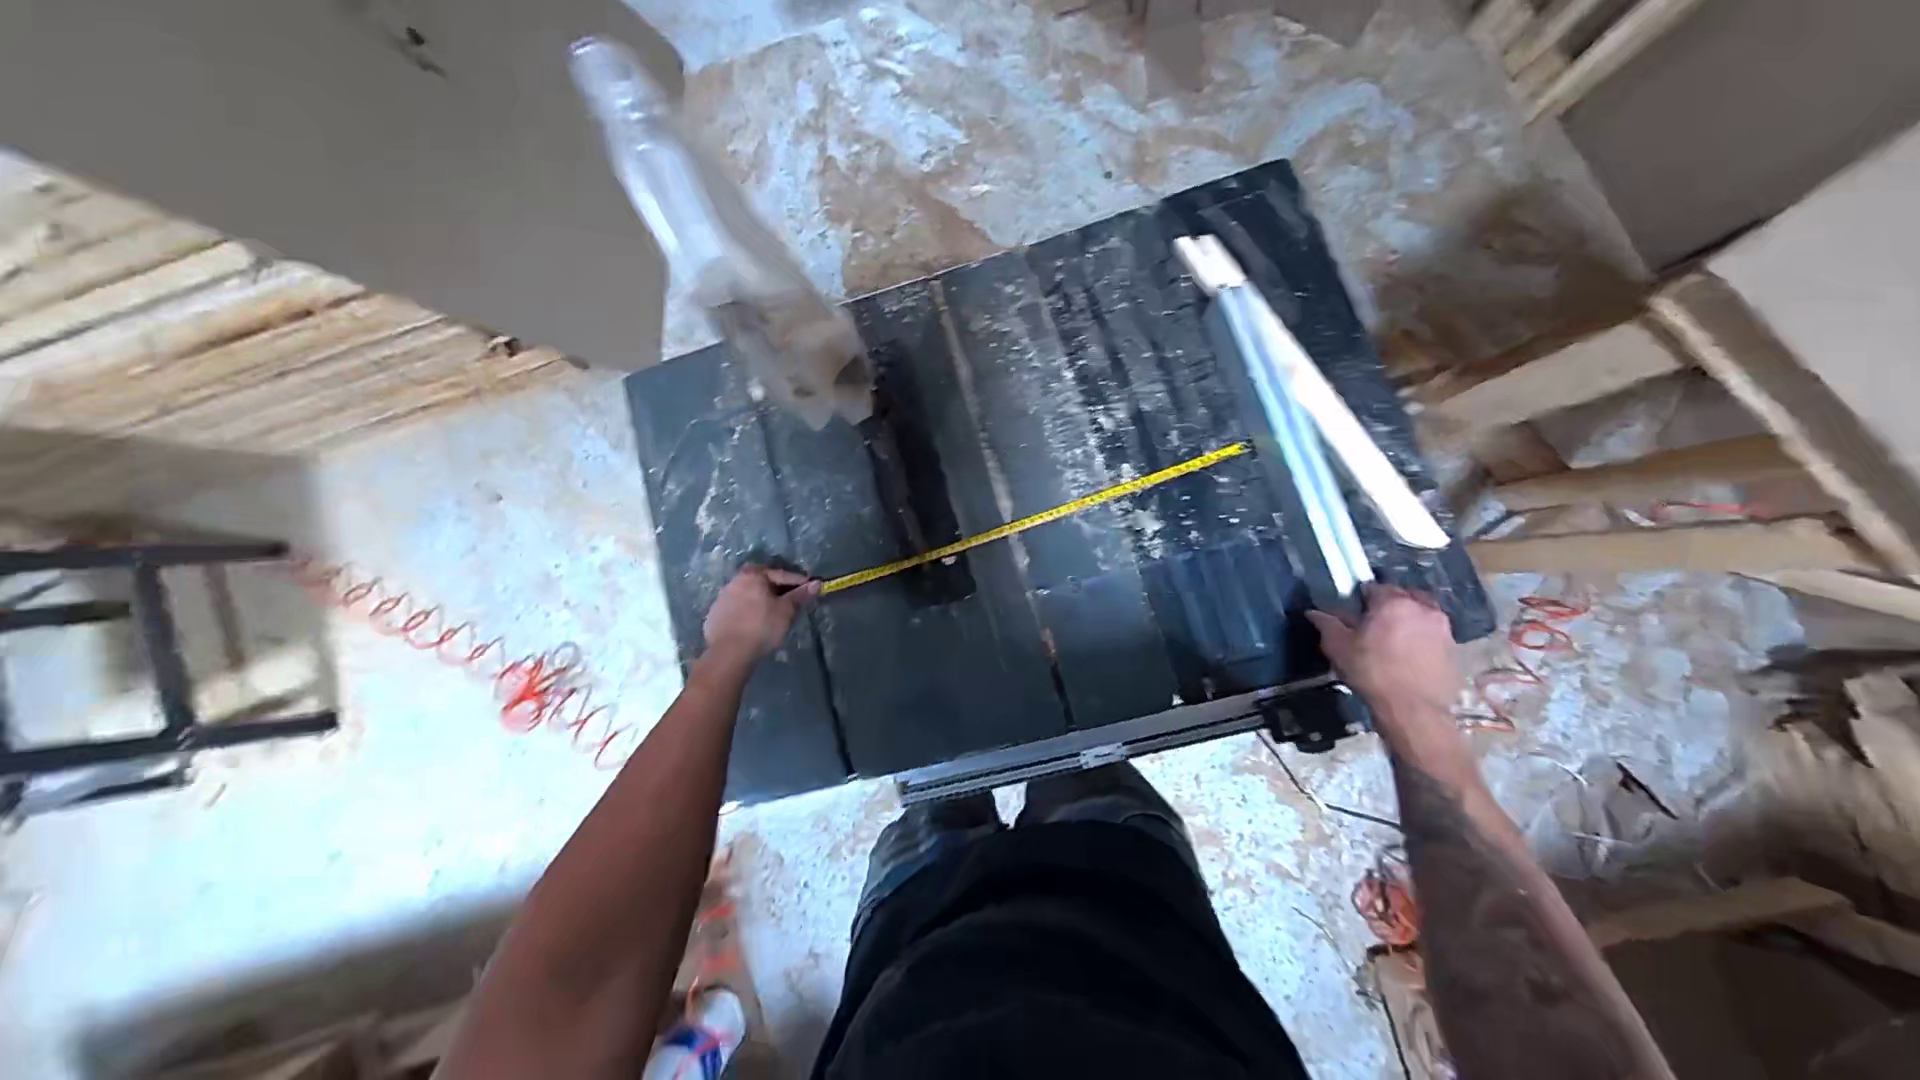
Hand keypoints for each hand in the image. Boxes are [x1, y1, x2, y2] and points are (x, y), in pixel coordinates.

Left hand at [702, 565, 818, 663]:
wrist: (729, 653)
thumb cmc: (762, 626)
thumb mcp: (786, 610)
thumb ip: (800, 595)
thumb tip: (817, 583)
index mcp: (753, 574)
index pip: (782, 575)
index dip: (799, 582)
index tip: (811, 589)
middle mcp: (735, 580)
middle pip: (763, 583)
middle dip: (779, 590)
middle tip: (794, 601)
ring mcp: (722, 597)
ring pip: (749, 595)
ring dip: (763, 601)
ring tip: (775, 614)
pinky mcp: (715, 614)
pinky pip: (738, 608)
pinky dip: (749, 612)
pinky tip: (755, 623)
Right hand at [1308, 585, 1469, 775]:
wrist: (1414, 709)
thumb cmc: (1371, 672)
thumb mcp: (1338, 648)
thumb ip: (1327, 624)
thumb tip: (1313, 612)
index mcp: (1393, 603)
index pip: (1375, 588)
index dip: (1362, 598)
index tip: (1355, 612)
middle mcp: (1423, 608)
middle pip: (1404, 595)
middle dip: (1390, 603)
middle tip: (1375, 622)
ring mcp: (1443, 628)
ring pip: (1423, 613)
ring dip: (1409, 618)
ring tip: (1395, 638)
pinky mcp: (1455, 648)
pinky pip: (1434, 633)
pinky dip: (1423, 637)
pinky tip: (1411, 655)